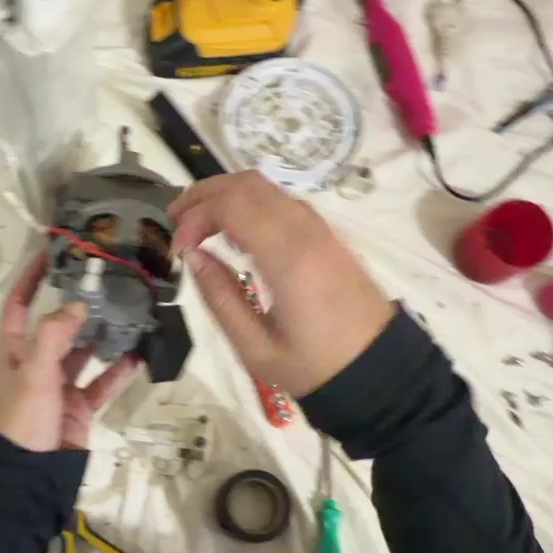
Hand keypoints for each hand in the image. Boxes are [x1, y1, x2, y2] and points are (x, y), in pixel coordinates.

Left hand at [0, 251, 140, 452]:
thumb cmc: (26, 417)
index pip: (18, 306)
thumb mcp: (34, 371)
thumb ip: (54, 335)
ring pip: (84, 353)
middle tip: (107, 283)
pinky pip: (102, 383)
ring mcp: (59, 387)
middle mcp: (36, 365)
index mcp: (14, 352)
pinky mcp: (79, 407)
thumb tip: (78, 305)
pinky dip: (118, 370)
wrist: (34, 474)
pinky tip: (139, 353)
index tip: (49, 253)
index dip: (29, 279)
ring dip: (103, 336)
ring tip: (129, 313)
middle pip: (57, 327)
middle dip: (78, 306)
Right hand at [169, 171, 394, 397]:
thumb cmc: (314, 366)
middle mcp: (305, 231)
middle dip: (203, 194)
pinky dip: (248, 205)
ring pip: (265, 186)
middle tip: (174, 220)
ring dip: (225, 196)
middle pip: (247, 183)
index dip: (194, 218)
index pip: (231, 206)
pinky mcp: (326, 236)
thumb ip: (221, 298)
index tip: (177, 251)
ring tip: (196, 223)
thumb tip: (192, 257)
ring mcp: (320, 229)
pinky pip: (281, 202)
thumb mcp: (255, 347)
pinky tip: (231, 232)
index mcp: (287, 258)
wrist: (379, 368)